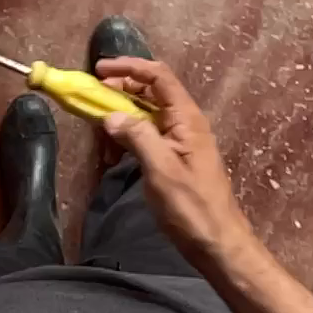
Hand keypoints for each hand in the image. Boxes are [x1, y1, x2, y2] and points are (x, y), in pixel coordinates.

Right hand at [97, 58, 255, 267]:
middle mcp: (184, 122)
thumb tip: (110, 115)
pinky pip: (147, 132)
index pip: (158, 76)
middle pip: (151, 90)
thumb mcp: (161, 169)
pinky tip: (112, 148)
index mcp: (187, 118)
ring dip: (122, 112)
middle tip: (94, 94)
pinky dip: (127, 133)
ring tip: (99, 122)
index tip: (100, 70)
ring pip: (146, 111)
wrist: (218, 245)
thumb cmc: (192, 207)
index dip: (129, 67)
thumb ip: (137, 136)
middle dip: (121, 87)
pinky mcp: (173, 156)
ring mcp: (179, 139)